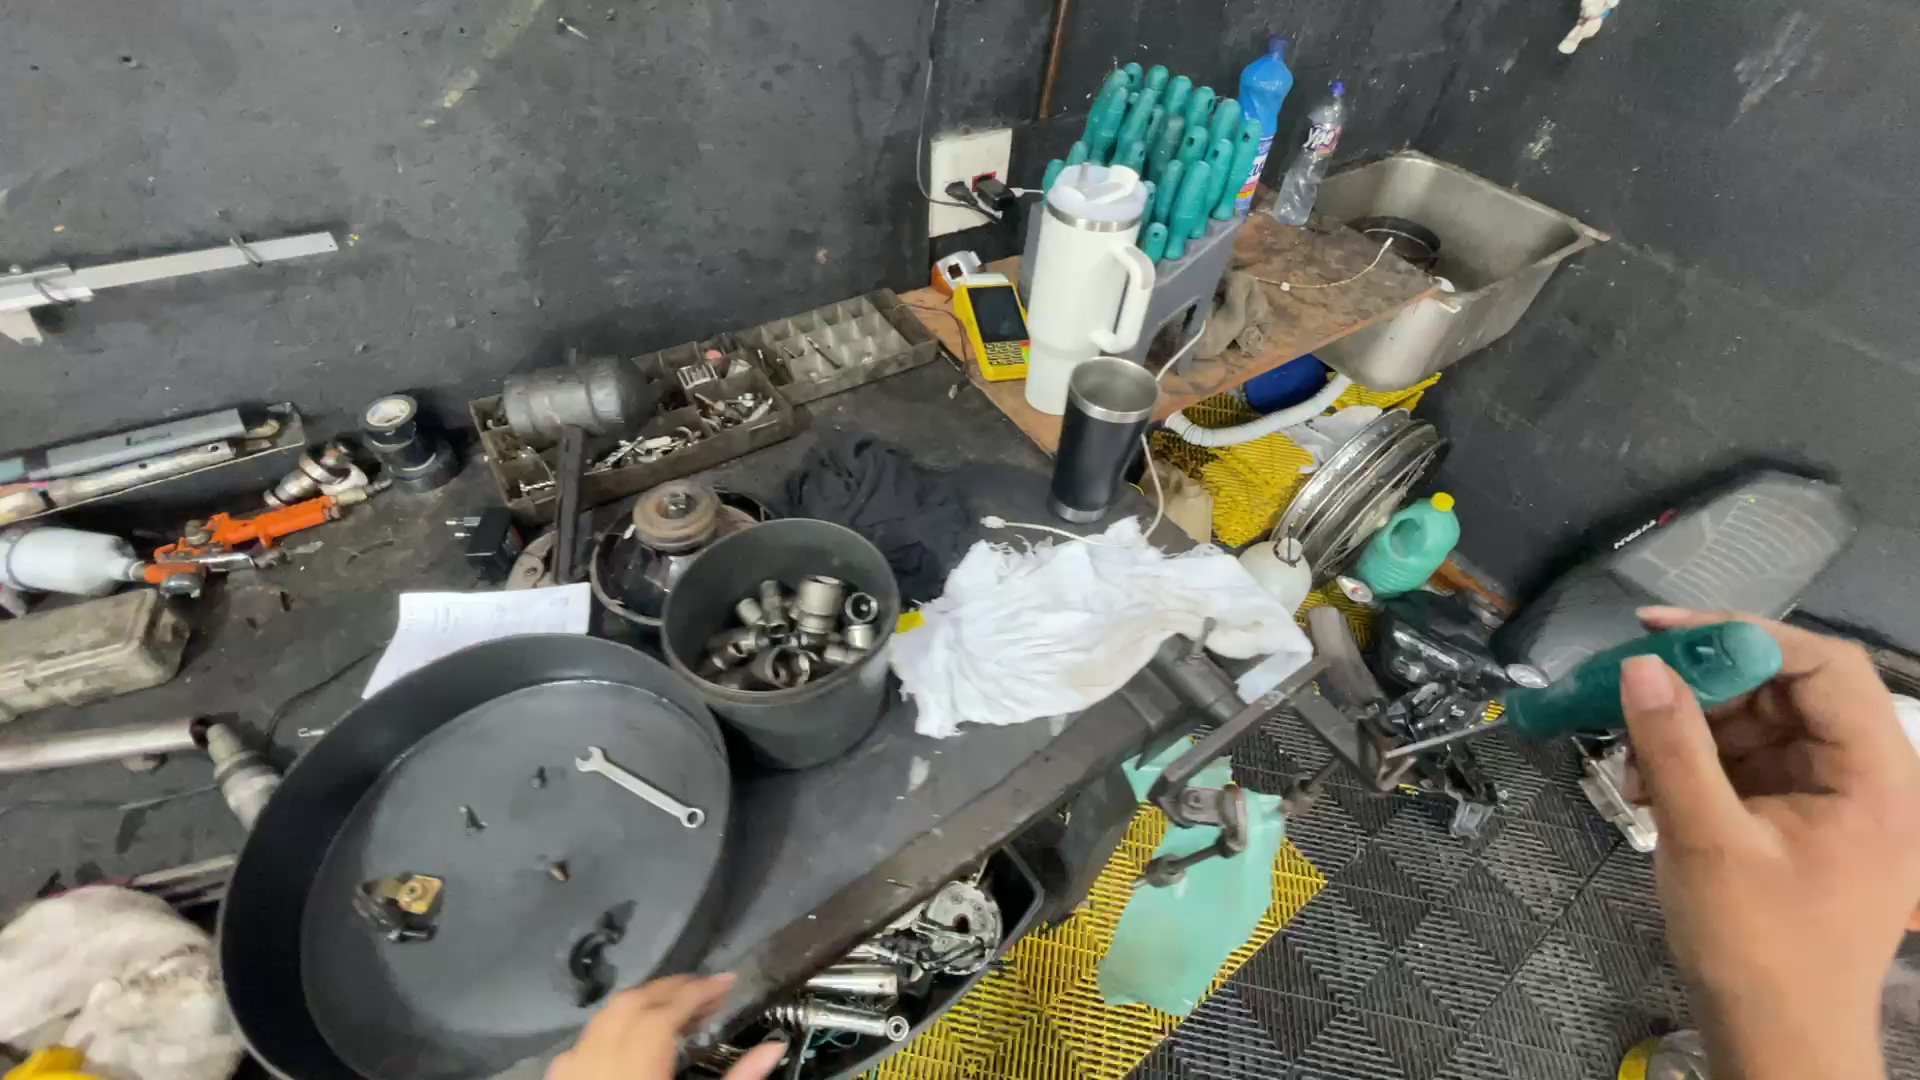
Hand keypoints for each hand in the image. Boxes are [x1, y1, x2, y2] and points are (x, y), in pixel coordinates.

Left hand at [546, 974, 785, 1079]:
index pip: (664, 1015)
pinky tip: (627, 1051)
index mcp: (634, 1077)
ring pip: (598, 1024)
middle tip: (706, 990)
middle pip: (628, 1008)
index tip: (728, 983)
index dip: (697, 991)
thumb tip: (772, 1048)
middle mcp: (596, 1073)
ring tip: (673, 1012)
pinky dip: (606, 1036)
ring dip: (638, 1008)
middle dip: (668, 990)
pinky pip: (576, 1054)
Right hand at [1621, 607, 1919, 1079]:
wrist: (1770, 1023)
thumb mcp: (1704, 835)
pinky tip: (1643, 783)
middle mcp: (1858, 775)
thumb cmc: (1754, 938)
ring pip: (1745, 717)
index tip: (1655, 628)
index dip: (1743, 634)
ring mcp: (1819, 791)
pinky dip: (1679, 754)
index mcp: (1877, 781)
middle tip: (1622, 688)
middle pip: (1780, 688)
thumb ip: (1671, 744)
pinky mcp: (1782, 807)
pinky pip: (1728, 752)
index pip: (1826, 670)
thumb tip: (1639, 664)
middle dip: (1696, 682)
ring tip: (1629, 758)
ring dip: (1678, 723)